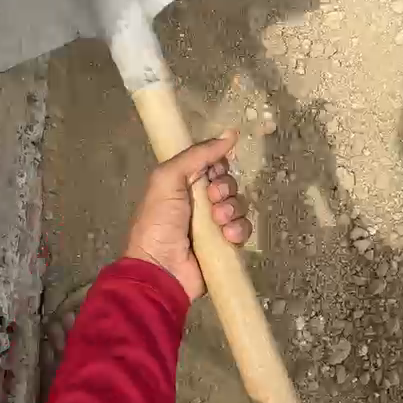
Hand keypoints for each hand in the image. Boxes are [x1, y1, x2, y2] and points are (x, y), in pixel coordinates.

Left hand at [123, 131, 251, 299]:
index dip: (218, 165)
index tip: (214, 171)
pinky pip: (244, 229)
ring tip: (218, 221)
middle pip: (228, 183)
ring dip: (232, 210)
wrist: (161, 269)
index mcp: (183, 183)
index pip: (213, 164)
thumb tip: (230, 133)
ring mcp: (214, 224)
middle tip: (212, 199)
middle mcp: (200, 201)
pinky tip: (227, 236)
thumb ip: (197, 154)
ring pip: (239, 205)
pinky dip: (239, 230)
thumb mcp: (168, 178)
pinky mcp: (225, 244)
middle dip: (224, 189)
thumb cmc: (159, 221)